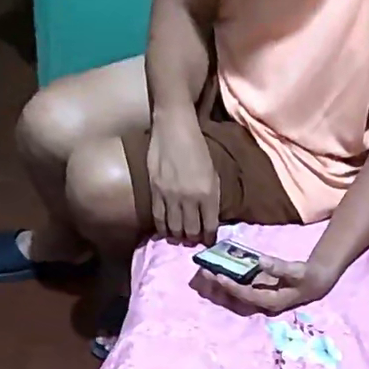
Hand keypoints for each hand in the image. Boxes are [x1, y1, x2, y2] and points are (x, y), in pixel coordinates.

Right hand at [148, 112, 219, 245]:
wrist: (174, 126)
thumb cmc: (197, 149)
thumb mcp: (213, 174)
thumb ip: (212, 198)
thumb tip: (208, 220)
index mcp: (208, 193)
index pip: (210, 226)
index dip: (209, 238)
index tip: (208, 242)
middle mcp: (189, 198)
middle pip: (191, 231)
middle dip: (193, 240)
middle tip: (193, 241)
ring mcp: (170, 195)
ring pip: (175, 228)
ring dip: (178, 237)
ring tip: (180, 238)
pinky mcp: (155, 191)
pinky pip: (158, 218)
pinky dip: (163, 229)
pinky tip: (165, 232)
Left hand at [208, 254, 338, 315]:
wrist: (314, 283)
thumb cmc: (306, 278)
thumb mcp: (296, 272)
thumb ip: (279, 267)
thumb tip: (260, 260)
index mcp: (270, 301)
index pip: (246, 295)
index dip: (231, 287)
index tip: (218, 276)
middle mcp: (261, 302)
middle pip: (235, 297)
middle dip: (219, 287)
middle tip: (203, 272)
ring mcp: (258, 297)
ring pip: (234, 294)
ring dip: (219, 284)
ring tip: (204, 271)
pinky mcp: (257, 290)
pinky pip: (238, 287)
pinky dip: (227, 280)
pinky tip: (217, 269)